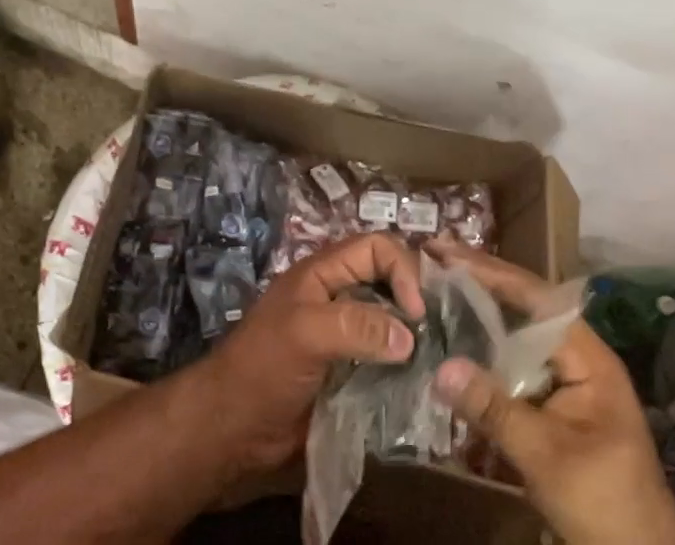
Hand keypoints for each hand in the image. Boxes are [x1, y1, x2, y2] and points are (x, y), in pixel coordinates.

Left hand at [198, 232, 424, 474]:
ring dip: (416, 337)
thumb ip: (356, 325)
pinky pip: (388, 360)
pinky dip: (407, 367)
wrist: (233, 426)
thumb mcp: (304, 333)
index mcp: (323, 273)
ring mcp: (346, 336)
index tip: (417, 311)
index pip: (377, 248)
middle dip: (417, 300)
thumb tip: (409, 338)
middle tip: (441, 334)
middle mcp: (339, 297)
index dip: (403, 270)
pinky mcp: (352, 372)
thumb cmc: (263, 366)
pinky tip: (425, 383)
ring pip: (393, 322)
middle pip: (390, 281)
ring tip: (441, 361)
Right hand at [425, 241, 674, 544]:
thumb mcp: (546, 454)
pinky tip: (452, 348)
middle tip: (432, 261)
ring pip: (517, 337)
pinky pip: (513, 367)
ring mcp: (565, 383)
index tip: (446, 252)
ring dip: (479, 316)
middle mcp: (577, 359)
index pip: (537, 298)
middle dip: (481, 284)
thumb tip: (441, 366)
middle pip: (525, 309)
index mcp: (588, 357)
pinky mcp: (552, 407)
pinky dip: (483, 353)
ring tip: (434, 292)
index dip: (491, 272)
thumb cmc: (603, 499)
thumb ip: (494, 408)